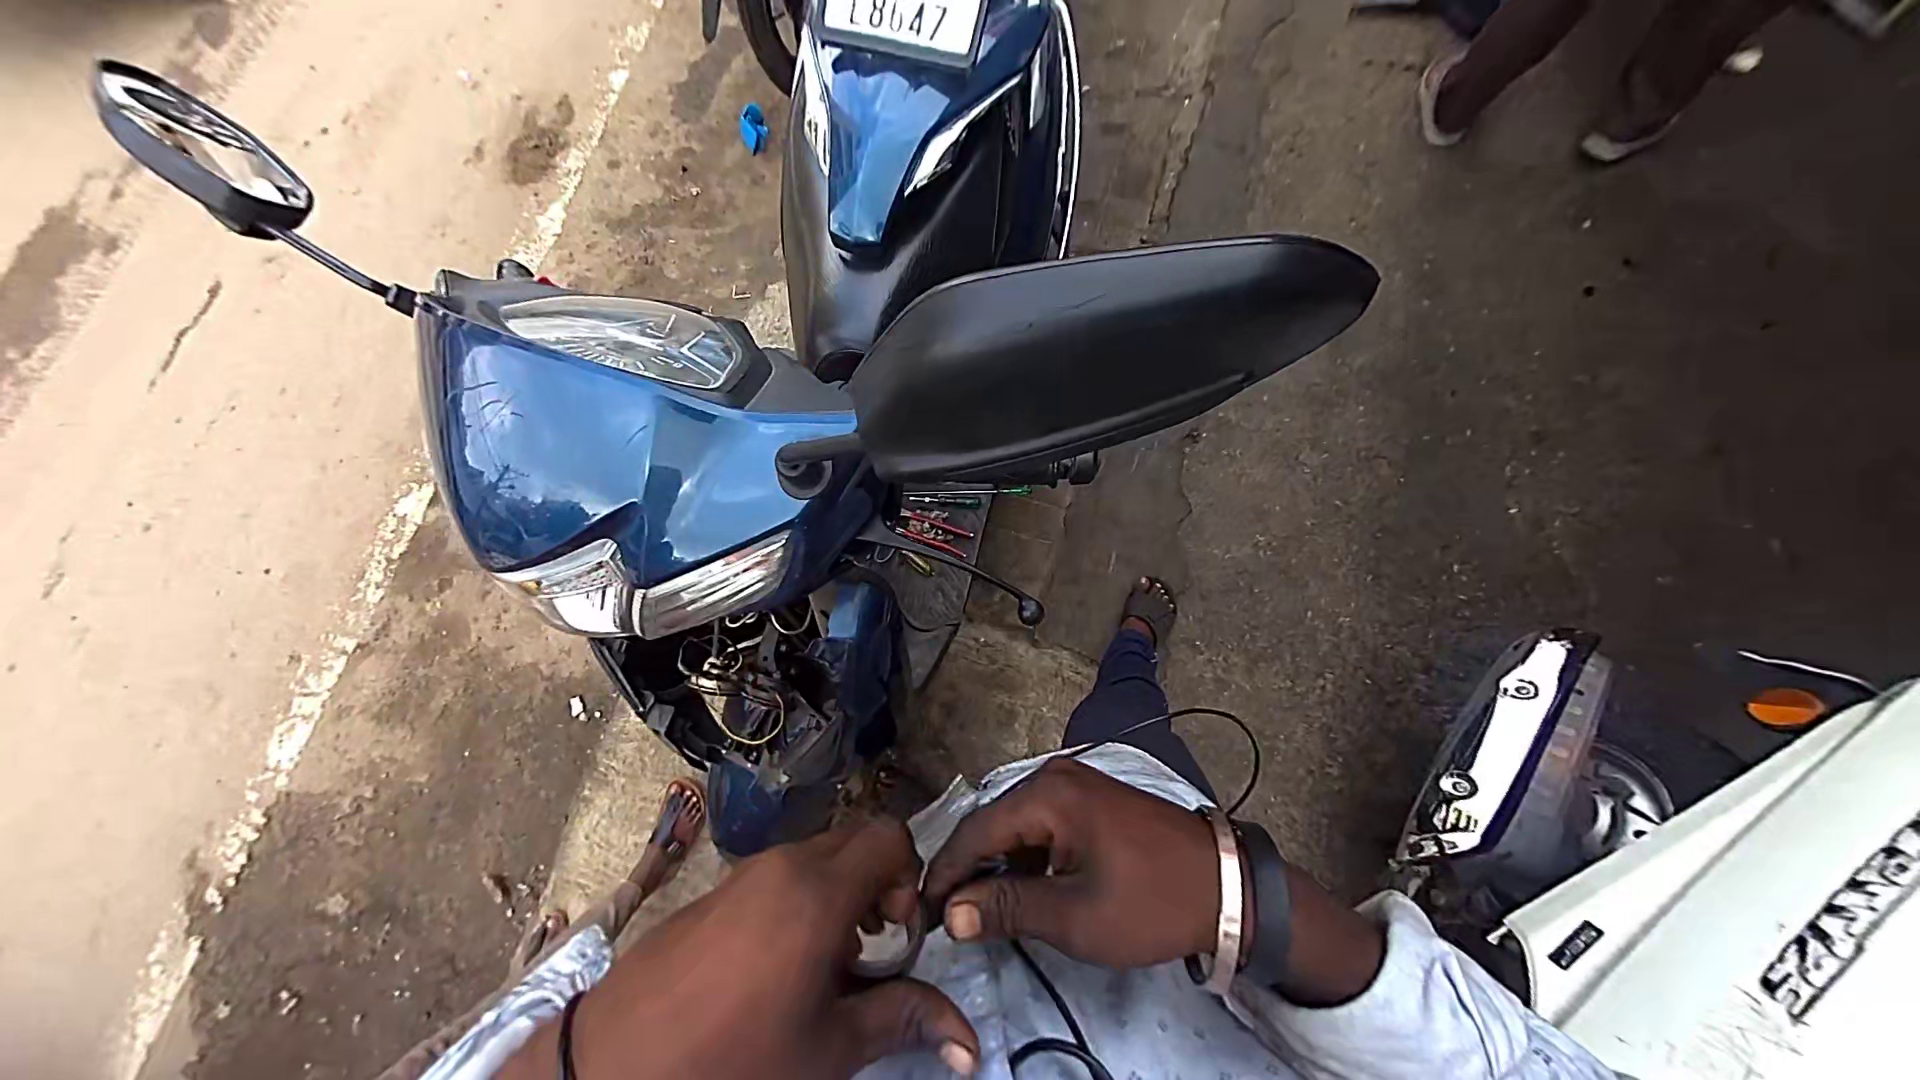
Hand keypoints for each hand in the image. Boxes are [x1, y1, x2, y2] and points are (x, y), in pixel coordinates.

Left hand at [502, 819, 979, 1079]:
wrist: (608, 1062)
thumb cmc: (731, 1059)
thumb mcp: (827, 1048)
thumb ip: (903, 1020)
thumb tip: (971, 1041)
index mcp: (819, 890)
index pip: (890, 835)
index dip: (911, 875)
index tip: (899, 933)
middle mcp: (787, 862)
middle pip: (859, 839)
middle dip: (881, 882)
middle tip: (873, 945)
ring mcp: (749, 870)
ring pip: (822, 854)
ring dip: (844, 890)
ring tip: (831, 959)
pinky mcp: (722, 885)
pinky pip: (785, 870)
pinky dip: (807, 896)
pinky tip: (784, 961)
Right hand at [925, 758, 1387, 1005]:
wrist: (1225, 885)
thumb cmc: (1149, 901)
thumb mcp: (1075, 916)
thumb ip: (1006, 908)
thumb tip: (951, 914)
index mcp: (1047, 793)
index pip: (975, 830)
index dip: (945, 873)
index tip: (923, 913)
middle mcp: (1053, 775)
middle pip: (991, 821)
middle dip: (966, 867)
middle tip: (946, 914)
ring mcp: (1073, 783)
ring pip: (1013, 823)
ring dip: (994, 862)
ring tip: (977, 906)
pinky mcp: (1087, 798)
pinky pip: (1038, 822)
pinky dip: (1022, 854)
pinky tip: (1019, 885)